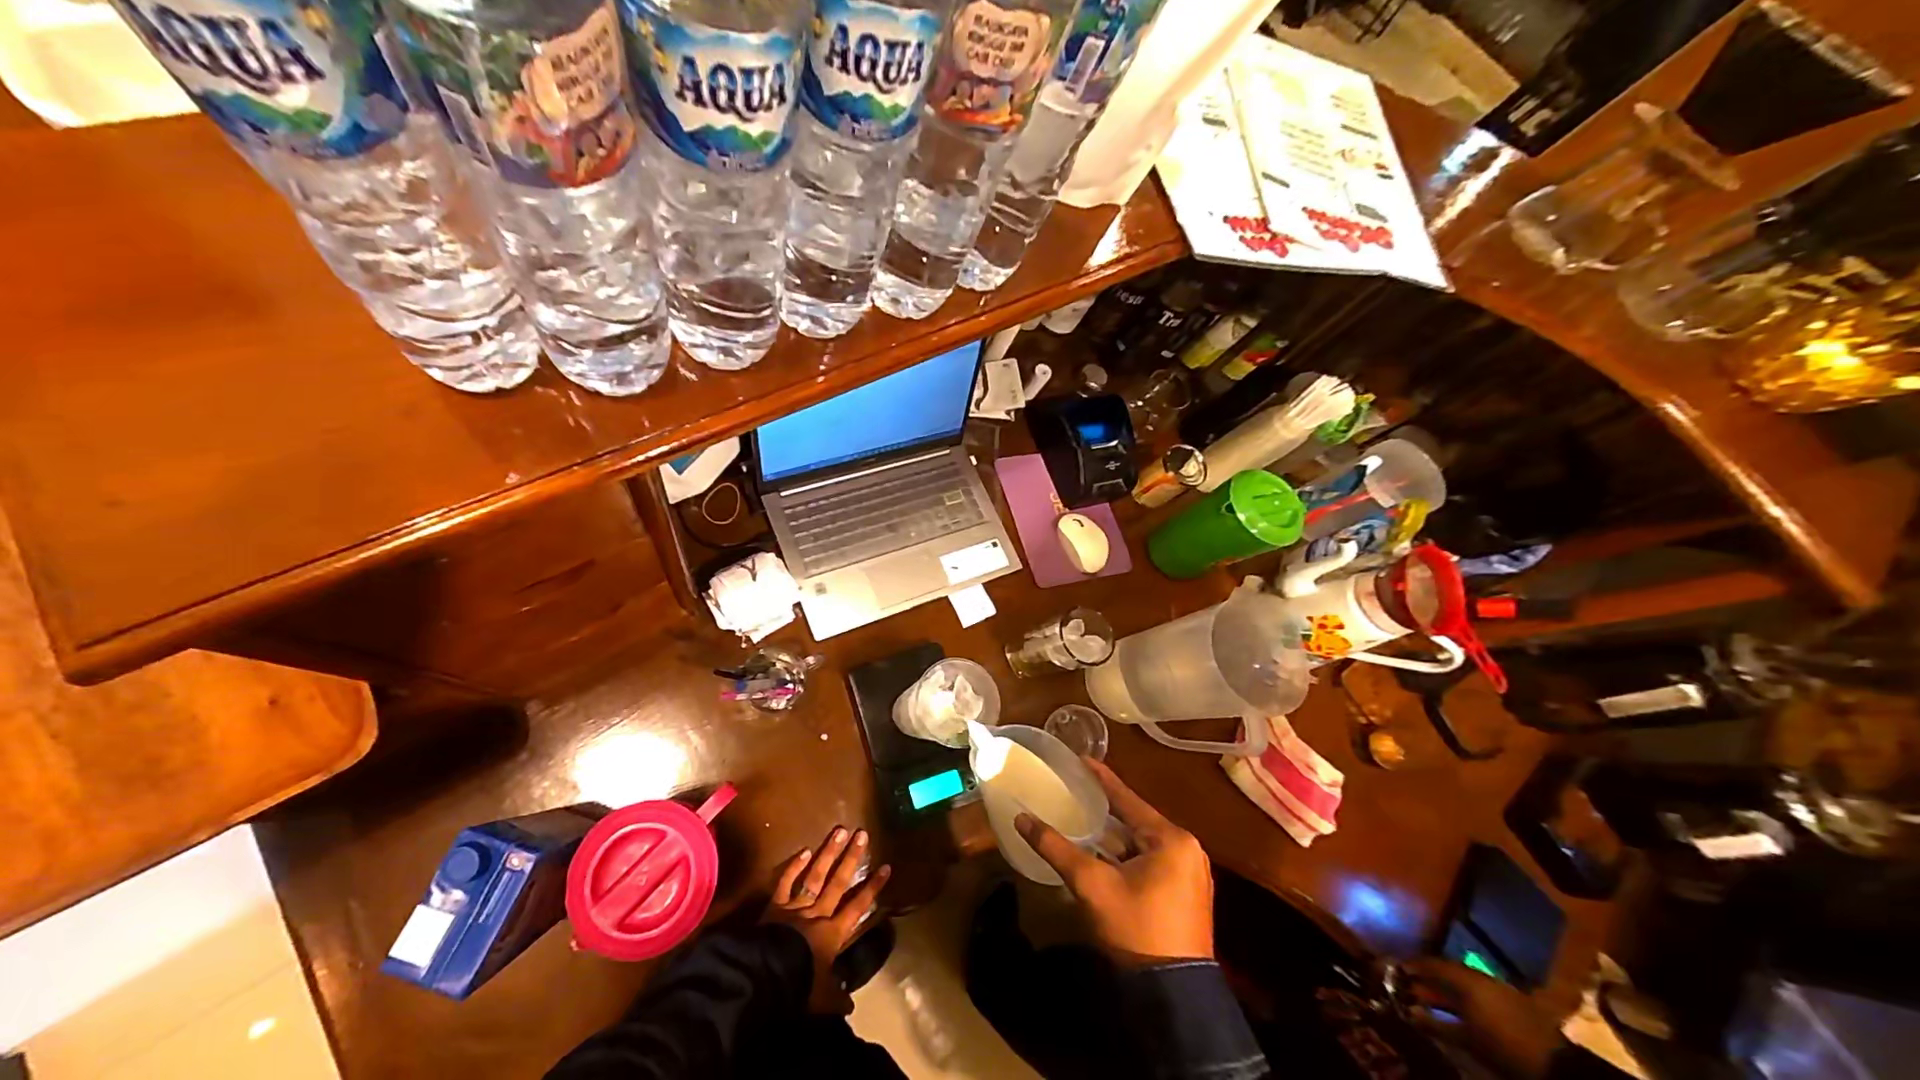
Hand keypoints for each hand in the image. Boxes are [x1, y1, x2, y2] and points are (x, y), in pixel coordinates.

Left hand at [762, 826, 890, 1014]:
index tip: (886, 867)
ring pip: (816, 876)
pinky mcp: (774, 906)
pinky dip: (794, 867)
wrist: (765, 975)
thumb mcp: (821, 998)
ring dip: (828, 853)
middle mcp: (818, 914)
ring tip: (840, 830)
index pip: (858, 907)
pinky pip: (785, 883)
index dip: (872, 888)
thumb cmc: (797, 984)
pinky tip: (804, 850)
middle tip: (863, 834)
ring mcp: (796, 907)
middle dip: (852, 859)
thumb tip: (849, 1005)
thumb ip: (836, 997)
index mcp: (832, 934)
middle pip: (838, 883)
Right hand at [1014, 758, 1213, 964]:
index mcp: (1172, 839)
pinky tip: (1104, 855)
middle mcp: (1188, 849)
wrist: (1173, 994)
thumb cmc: (1135, 929)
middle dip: (1106, 810)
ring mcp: (1192, 874)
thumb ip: (1057, 848)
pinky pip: (1151, 862)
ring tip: (1084, 820)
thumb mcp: (1092, 885)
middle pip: (1136, 821)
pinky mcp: (1187, 895)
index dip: (1102, 779)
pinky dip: (1127, 856)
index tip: (1081, 759)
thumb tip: (1022, 818)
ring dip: (1115, 837)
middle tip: (1076, 793)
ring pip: (1143, 843)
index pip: (1128, 798)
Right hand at [1402, 958, 1563, 1079]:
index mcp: (1467, 980)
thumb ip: (1435, 1024)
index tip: (1395, 970)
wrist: (1555, 1064)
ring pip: (1464, 982)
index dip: (1412, 966)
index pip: (1432, 964)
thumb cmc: (1502, 1046)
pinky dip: (1465, 997)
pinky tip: (1460, 1010)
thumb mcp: (1466, 1039)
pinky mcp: (1514, 1001)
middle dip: (1428, 979)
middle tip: (1410, 987)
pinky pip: (1480, 992)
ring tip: (1431, 1000)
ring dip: (1446, 989)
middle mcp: (1481, 977)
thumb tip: (1408, 1012)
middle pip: (1448, 972)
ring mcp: (1500, 988)